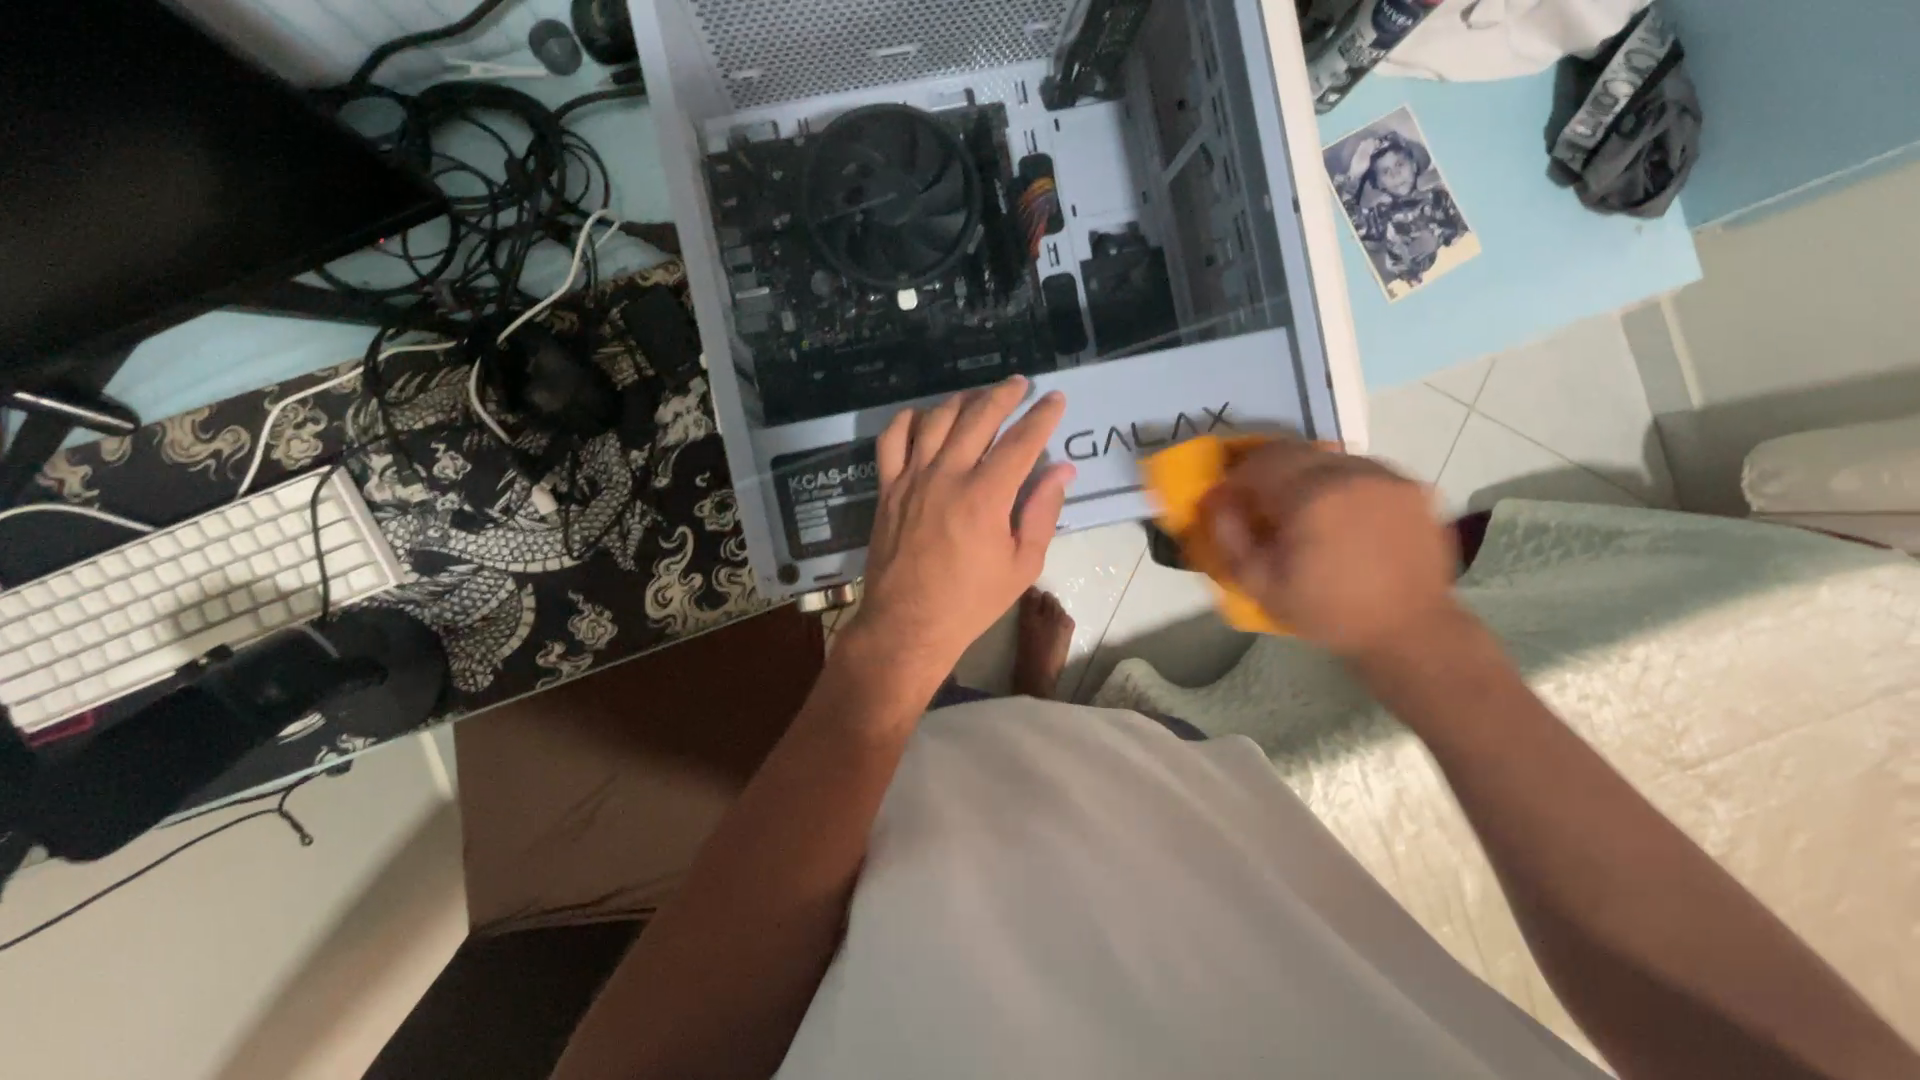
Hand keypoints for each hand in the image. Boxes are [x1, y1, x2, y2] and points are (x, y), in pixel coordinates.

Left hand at [845, 377, 1072, 679]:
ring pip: (936, 420)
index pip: (1021, 441)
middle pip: (978, 417)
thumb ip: (1042, 511)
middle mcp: (947, 476)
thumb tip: (1061, 470)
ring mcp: (912, 479)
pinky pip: (892, 440)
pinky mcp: (887, 489)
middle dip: (1003, 395)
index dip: (1042, 416)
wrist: (908, 624)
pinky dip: (908, 420)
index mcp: (986, 496)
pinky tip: (923, 417)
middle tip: (1019, 385)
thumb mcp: (1022, 565)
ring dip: (961, 400)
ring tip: (978, 396)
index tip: (1054, 399)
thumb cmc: (971, 602)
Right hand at [1198, 438, 1456, 660]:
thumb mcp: (1262, 587)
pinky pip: (1364, 471)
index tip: (1230, 501)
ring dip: (1308, 475)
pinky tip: (1342, 514)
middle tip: (1262, 503)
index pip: (1259, 464)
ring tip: (1304, 509)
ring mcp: (1386, 476)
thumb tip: (1221, 504)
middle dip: (1269, 472)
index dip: (1237, 480)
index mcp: (1311, 495)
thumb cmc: (1329, 611)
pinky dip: (1343, 484)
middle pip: (1295, 452)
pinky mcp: (1412, 487)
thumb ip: (1231, 540)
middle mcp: (1351, 472)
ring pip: (1330, 458)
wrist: (1409, 629)